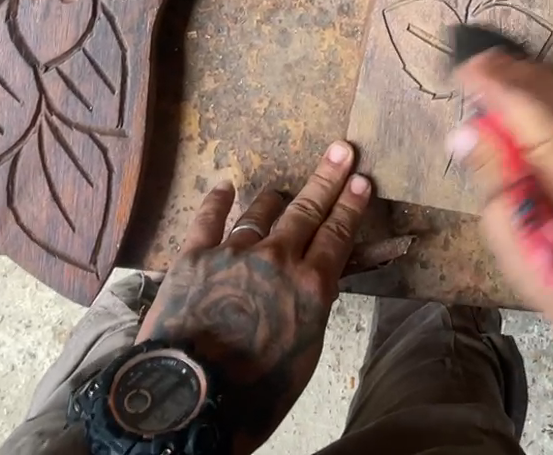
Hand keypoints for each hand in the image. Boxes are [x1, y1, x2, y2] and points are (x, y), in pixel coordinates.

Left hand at [138, 141, 372, 454]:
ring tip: (281, 190)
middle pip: (308, 210)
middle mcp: (278, 258)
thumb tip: (315, 282)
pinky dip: (217, 200)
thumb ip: (312, 307)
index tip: (362, 179)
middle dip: (328, 178)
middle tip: (342, 149)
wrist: (190, 402)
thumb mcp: (305, 353)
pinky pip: (209, 219)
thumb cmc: (255, 393)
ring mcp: (235, 252)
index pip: (338, 234)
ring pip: (261, 211)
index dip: (351, 204)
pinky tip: (224, 186)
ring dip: (275, 198)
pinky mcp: (195, 256)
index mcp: (310, 286)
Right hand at [453, 55, 552, 454]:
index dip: (487, 78)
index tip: (461, 67)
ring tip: (498, 71)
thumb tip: (465, 131)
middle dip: (507, 69)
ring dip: (531, 75)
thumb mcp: (510, 228)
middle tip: (474, 63)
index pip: (518, 96)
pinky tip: (537, 94)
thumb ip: (491, 171)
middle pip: (545, 83)